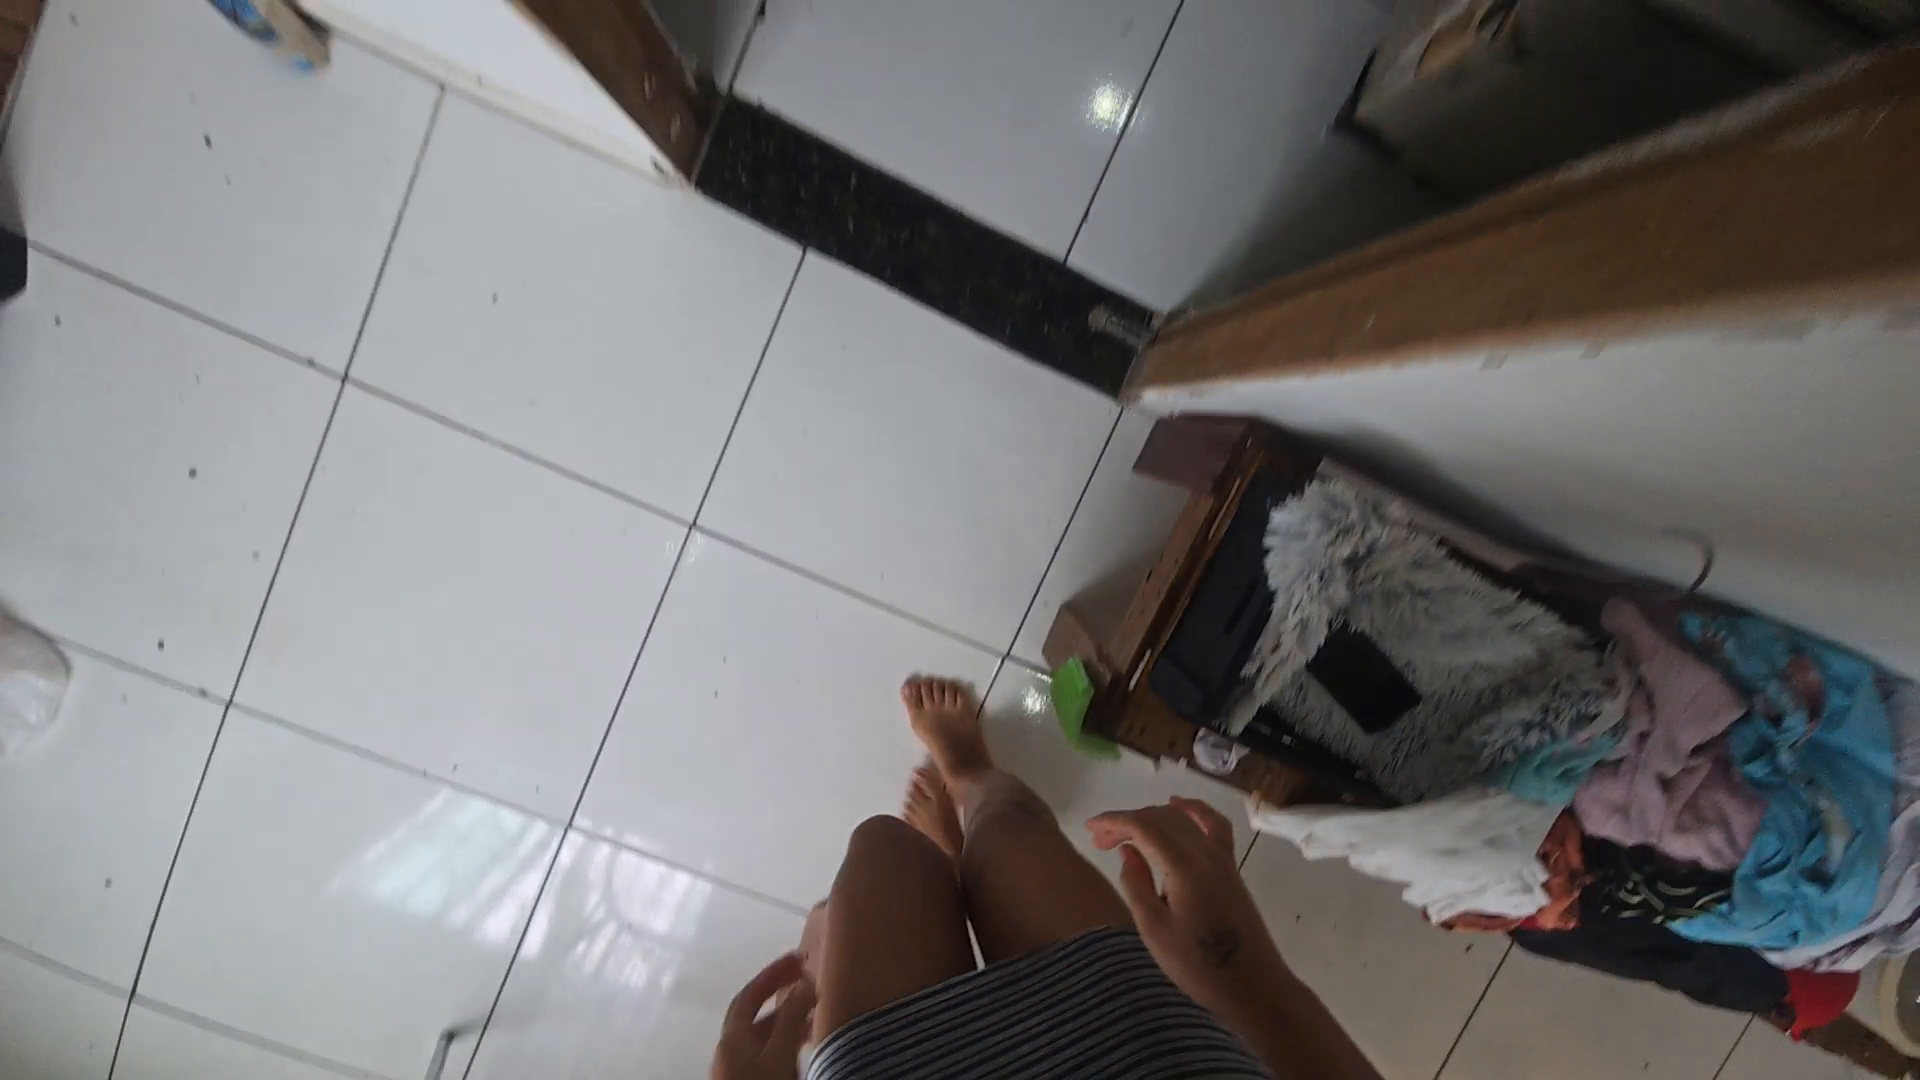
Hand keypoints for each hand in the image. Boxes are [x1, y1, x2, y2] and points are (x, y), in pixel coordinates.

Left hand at [712, 953, 815, 1079]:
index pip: (750, 993)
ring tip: (814, 1006)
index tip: (798, 958)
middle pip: (753, 1010)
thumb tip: (804, 982)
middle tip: (804, 975)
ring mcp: (737, 1069)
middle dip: (778, 989)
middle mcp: (730, 1049)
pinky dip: (786, 1035)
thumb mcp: (780, 1053)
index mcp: (732, 1037)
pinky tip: (806, 1038)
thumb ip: (792, 1016)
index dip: (773, 972)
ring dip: (786, 1014)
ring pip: (762, 1031)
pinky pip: (767, 1049)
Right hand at [1086, 797, 1287, 1022]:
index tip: (1090, 829)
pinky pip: (1212, 824)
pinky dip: (1192, 809)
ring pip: (1182, 818)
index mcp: (1185, 866)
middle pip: (1161, 818)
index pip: (1144, 826)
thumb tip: (1128, 851)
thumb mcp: (1154, 930)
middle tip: (1100, 841)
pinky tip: (1179, 806)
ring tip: (1127, 832)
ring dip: (1151, 817)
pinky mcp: (1231, 868)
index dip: (1114, 821)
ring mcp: (1222, 858)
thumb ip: (1136, 884)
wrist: (1256, 989)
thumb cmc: (1200, 966)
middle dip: (1127, 822)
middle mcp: (1205, 852)